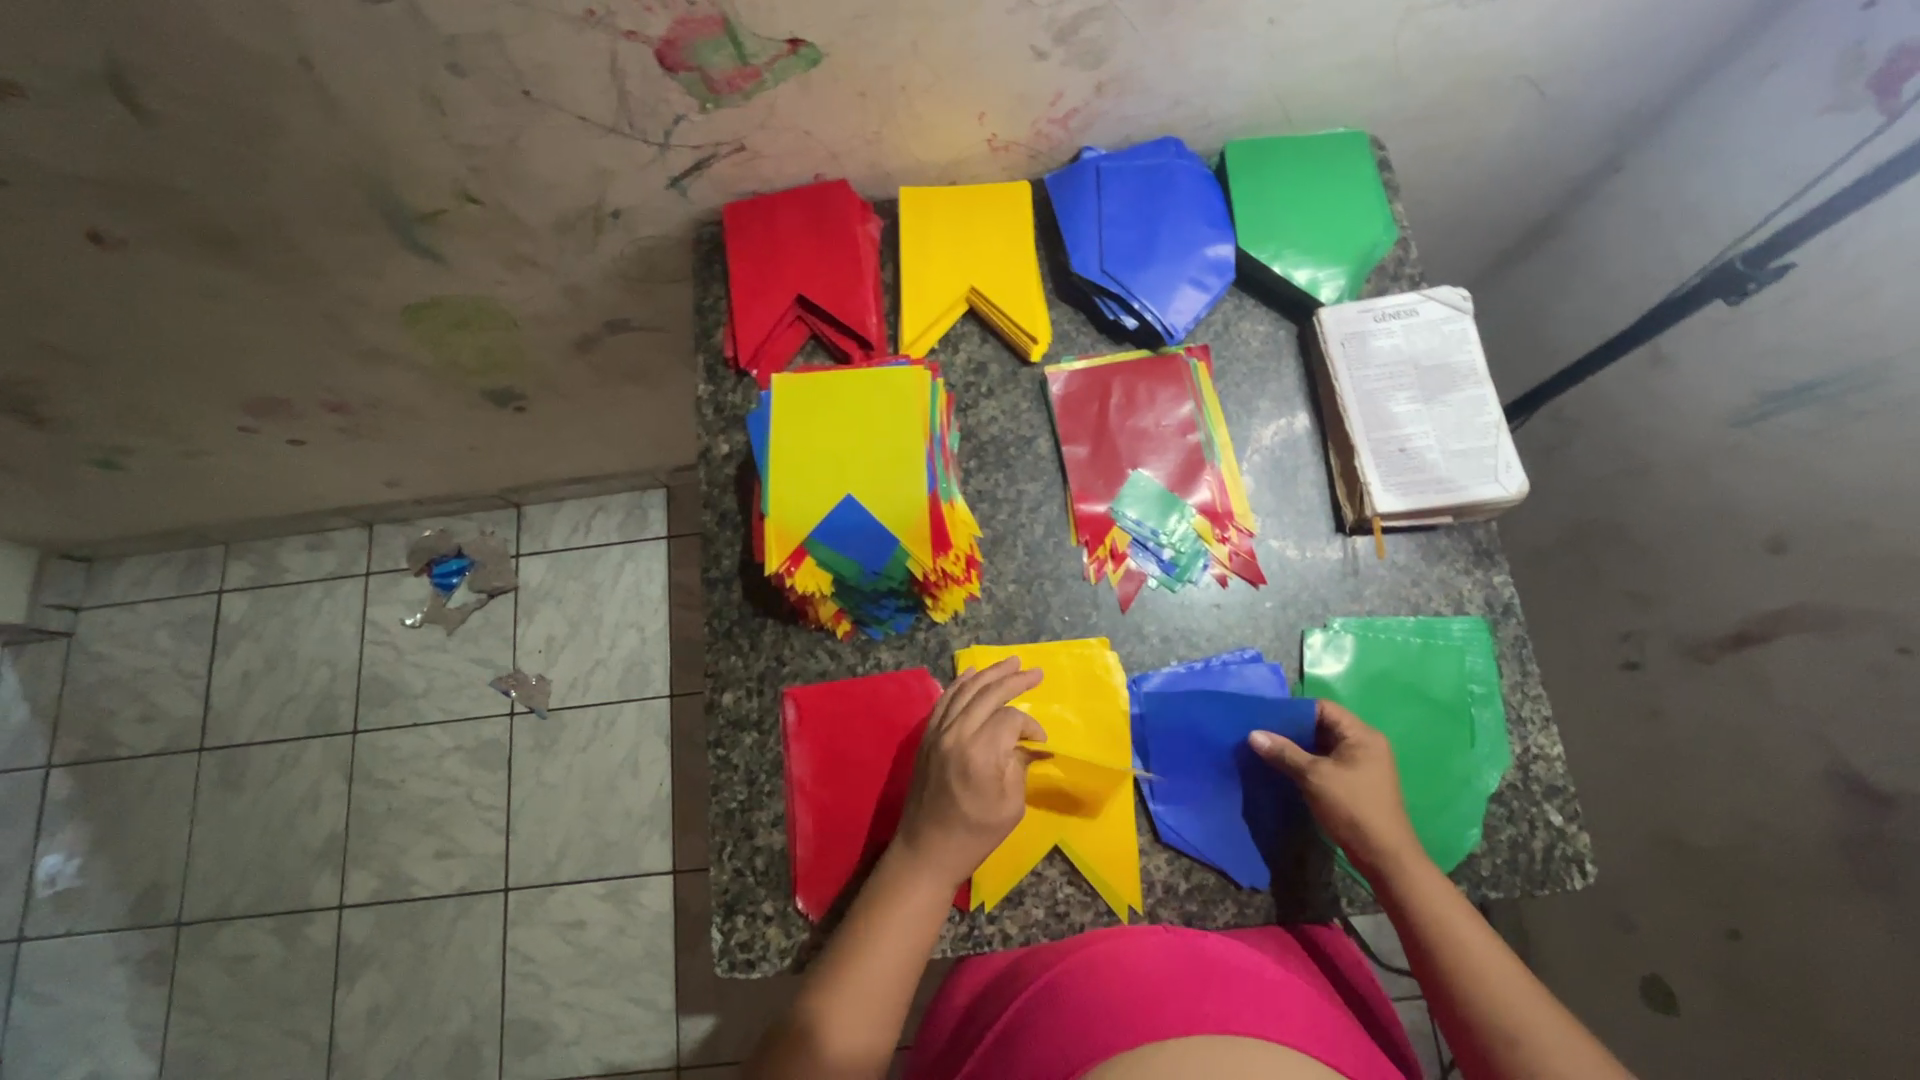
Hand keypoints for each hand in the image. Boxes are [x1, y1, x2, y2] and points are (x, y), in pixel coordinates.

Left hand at [893, 658, 1045, 889]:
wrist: (926, 851)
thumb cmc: (974, 836)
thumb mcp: (1010, 806)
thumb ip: (1020, 767)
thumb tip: (1029, 746)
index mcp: (980, 752)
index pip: (1011, 719)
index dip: (1031, 726)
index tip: (1041, 742)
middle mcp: (956, 734)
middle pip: (987, 693)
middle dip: (1014, 679)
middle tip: (1036, 671)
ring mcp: (937, 733)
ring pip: (964, 691)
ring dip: (989, 674)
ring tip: (1011, 662)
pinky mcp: (926, 738)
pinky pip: (944, 701)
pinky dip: (961, 685)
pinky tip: (974, 676)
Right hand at [1248, 700, 1423, 874]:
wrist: (1383, 854)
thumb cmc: (1351, 807)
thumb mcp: (1314, 776)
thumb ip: (1284, 752)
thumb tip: (1253, 734)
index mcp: (1362, 735)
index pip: (1324, 708)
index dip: (1295, 710)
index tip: (1266, 717)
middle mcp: (1365, 744)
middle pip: (1323, 726)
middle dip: (1293, 729)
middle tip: (1262, 733)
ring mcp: (1362, 764)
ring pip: (1323, 746)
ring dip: (1298, 748)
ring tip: (1268, 749)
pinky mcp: (1356, 782)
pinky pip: (1327, 763)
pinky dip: (1307, 763)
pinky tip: (1285, 768)